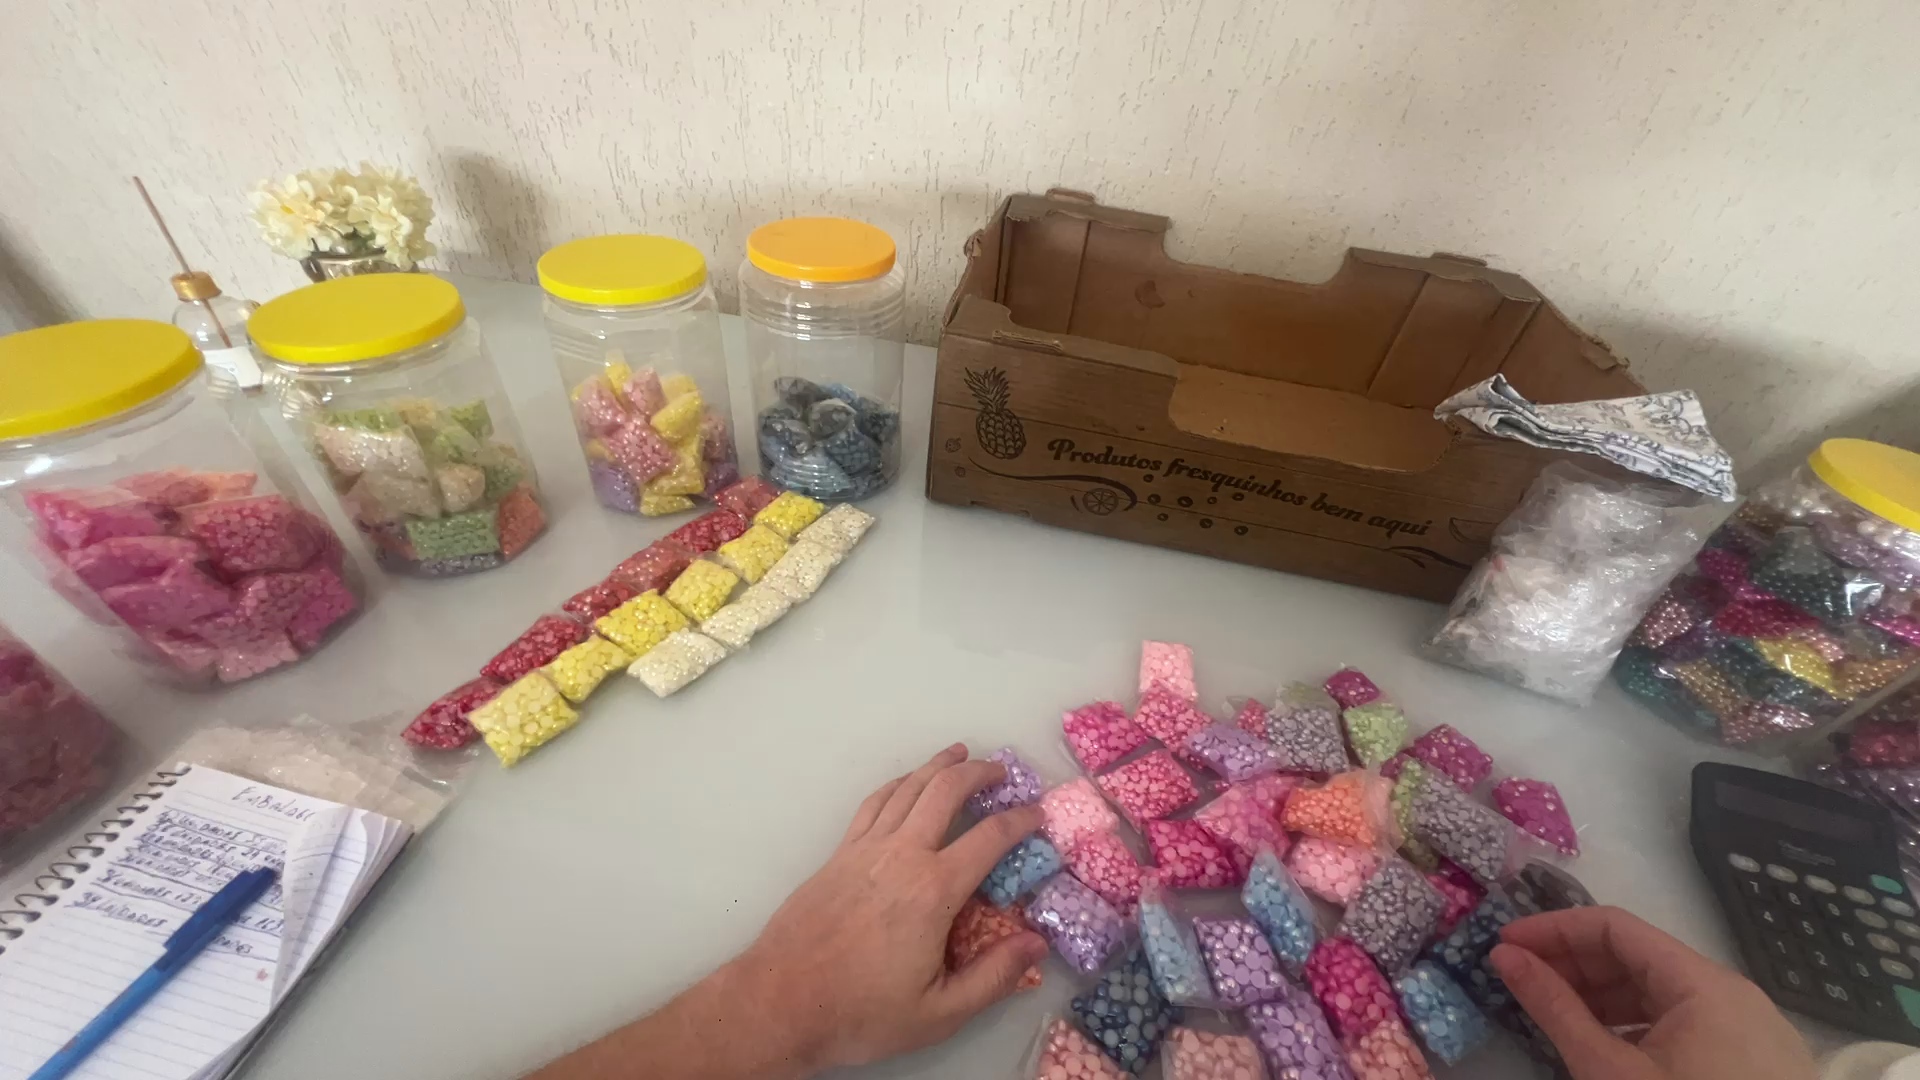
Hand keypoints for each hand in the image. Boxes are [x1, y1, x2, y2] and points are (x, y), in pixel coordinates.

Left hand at [729, 743, 1047, 1073]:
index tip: (1037, 812)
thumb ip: (993, 976)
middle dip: (979, 773)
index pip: (990, 838)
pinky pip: (876, 801)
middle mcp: (904, 853)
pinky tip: (909, 781)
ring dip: (940, 765)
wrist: (782, 1000)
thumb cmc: (862, 1010)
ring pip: (911, 786)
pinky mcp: (842, 849)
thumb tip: (1036, 942)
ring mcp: (869, 846)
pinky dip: (899, 782)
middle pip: (947, 790)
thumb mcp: (939, 1012)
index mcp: (934, 889)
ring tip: (961, 754)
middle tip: (1001, 772)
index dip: (1020, 820)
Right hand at [1490, 906, 1816, 1079]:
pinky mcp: (1754, 1066)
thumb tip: (1502, 954)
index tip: (1505, 945)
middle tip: (1523, 980)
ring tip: (1555, 1014)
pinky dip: (1630, 1022)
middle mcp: (1733, 997)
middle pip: (1633, 955)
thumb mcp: (1608, 1070)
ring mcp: (1750, 1034)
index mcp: (1705, 985)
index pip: (1611, 926)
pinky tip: (1602, 1045)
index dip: (1551, 927)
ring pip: (1654, 990)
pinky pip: (1679, 1022)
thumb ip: (1552, 1005)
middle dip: (1570, 963)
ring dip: (1596, 994)